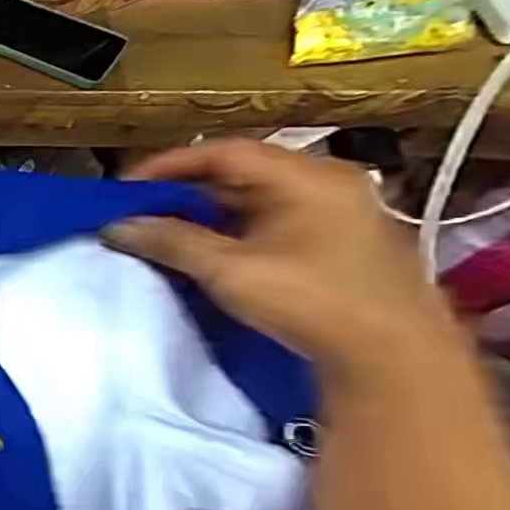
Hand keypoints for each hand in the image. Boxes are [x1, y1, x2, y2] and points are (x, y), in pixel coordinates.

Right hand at [102, 138, 461, 380]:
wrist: (393, 357)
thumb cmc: (310, 302)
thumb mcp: (231, 271)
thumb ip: (172, 242)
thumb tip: (117, 227)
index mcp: (306, 177)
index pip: (224, 152)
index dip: (170, 165)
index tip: (128, 187)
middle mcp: (326, 182)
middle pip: (241, 171)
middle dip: (186, 189)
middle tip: (142, 208)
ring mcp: (338, 211)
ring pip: (257, 197)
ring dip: (209, 210)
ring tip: (166, 228)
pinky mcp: (338, 241)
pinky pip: (274, 219)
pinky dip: (234, 227)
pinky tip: (209, 248)